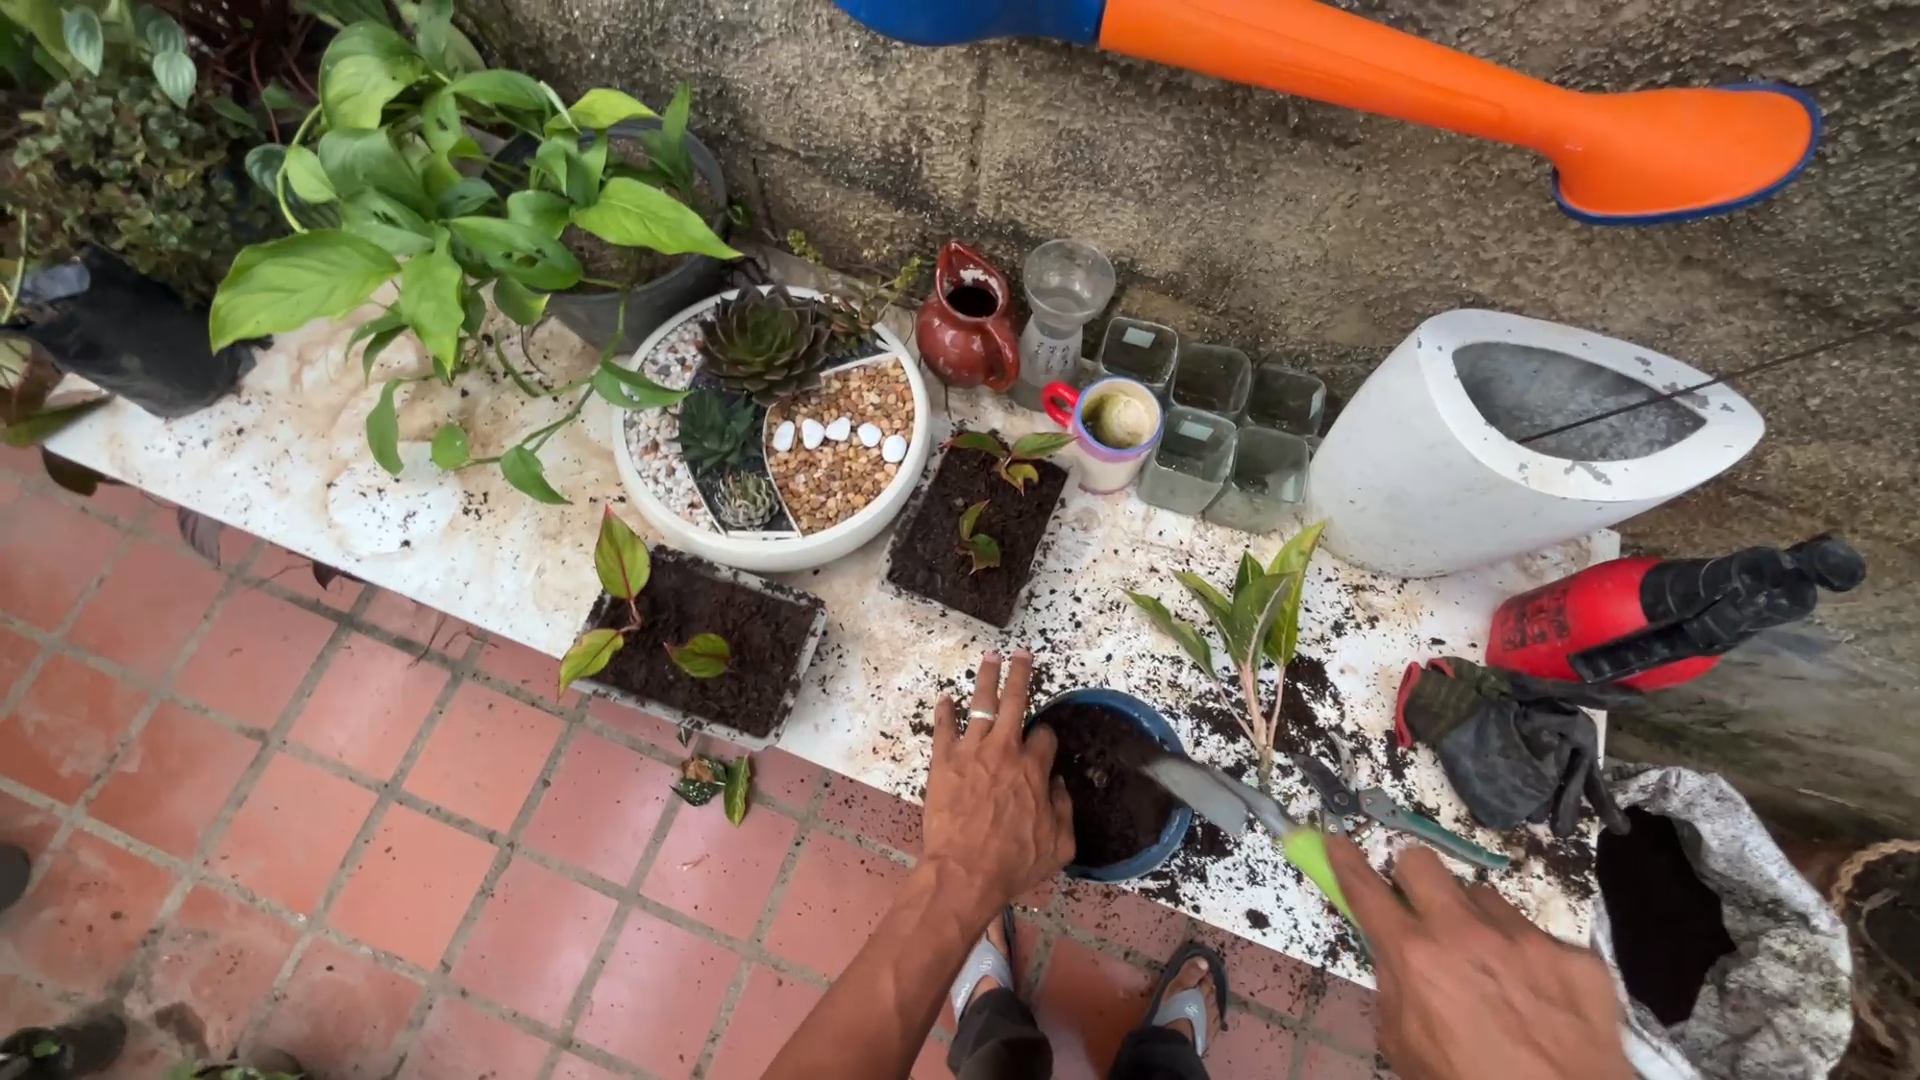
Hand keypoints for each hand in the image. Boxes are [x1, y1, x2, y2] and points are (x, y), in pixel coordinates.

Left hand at [922, 650, 1074, 914]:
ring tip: (990, 656)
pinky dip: (944, 711)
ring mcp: (971, 751)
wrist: (964, 871)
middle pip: (1016, 701)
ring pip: (981, 703)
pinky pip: (943, 728)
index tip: (1044, 742)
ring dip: (987, 677)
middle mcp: (1004, 750)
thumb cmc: (1013, 862)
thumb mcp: (1059, 846)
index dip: (1047, 736)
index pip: (1045, 736)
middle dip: (1021, 674)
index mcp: (1033, 769)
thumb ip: (1065, 811)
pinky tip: (944, 698)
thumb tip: (1060, 786)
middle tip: (1022, 654)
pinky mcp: (943, 760)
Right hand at [1326, 836, 1631, 1079]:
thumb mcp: (1403, 1044)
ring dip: (1476, 920)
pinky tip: (1540, 996)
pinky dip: (1531, 959)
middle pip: (1421, 862)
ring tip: (1491, 963)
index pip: (1364, 888)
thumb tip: (1392, 954)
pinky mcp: (1577, 959)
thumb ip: (1392, 987)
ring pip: (1483, 897)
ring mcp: (1525, 941)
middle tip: (1422, 909)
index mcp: (1414, 955)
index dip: (1344, 859)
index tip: (1337, 841)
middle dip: (1413, 880)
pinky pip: (1541, 937)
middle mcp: (1464, 933)